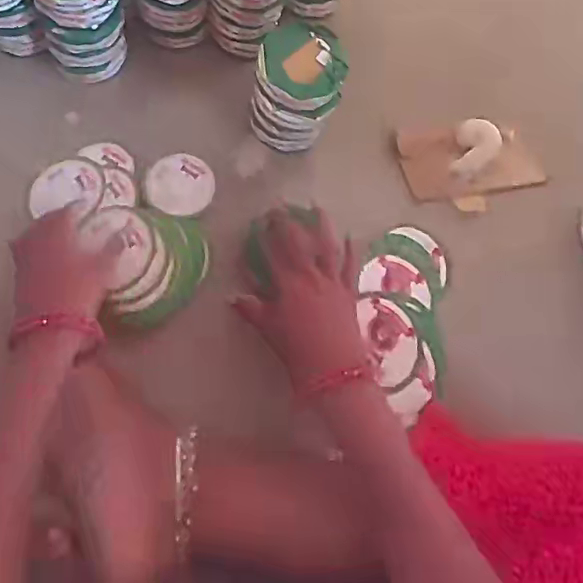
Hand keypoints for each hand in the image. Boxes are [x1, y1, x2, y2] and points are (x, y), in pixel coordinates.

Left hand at [11, 208, 117, 322]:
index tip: (89, 206)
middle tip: (73, 217)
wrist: (49, 330)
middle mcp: (37, 238)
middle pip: (46, 219)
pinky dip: (33, 245)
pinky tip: (42, 252)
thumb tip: (127, 231)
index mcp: (58, 231)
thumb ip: (114, 246)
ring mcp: (23, 256)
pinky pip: (23, 250)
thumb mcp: (102, 269)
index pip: (67, 210)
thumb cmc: (79, 293)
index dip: (79, 206)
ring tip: (56, 232)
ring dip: (43, 228)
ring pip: (32, 233)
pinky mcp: (17, 275)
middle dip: (59, 215)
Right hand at [232, 206, 367, 387]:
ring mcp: (332, 282)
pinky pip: (350, 265)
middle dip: (288, 223)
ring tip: (317, 208)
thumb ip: (252, 310)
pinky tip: (350, 235)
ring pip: (327, 246)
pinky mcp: (349, 291)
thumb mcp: (270, 331)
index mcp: (288, 285)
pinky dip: (350, 249)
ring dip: (322, 226)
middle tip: (280, 208)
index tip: (258, 220)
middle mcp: (311, 276)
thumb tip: (232, 296)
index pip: (273, 253)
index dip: (265, 234)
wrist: (336, 374)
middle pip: (298, 242)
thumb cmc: (298, 354)